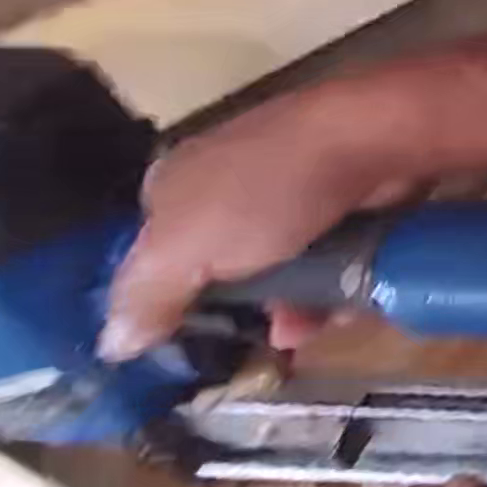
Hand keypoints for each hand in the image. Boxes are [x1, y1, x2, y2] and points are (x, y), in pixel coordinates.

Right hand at [99, 85, 421, 359]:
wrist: (371, 142)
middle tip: (269, 339)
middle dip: (251, 310)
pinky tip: (347, 306)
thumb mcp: (183, 248)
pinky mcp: (350, 198)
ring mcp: (299, 189)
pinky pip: (337, 253)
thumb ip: (146, 295)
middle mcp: (236, 183)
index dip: (172, 297)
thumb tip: (115, 343)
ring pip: (292, 265)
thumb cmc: (266, 191)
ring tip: (308, 330)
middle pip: (233, 264)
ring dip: (300, 304)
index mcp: (179, 183)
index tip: (190, 340)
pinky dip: (340, 280)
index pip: (157, 251)